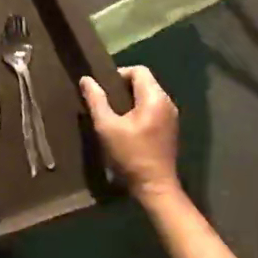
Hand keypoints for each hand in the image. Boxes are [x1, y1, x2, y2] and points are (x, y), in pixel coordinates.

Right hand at [80, 66, 179, 198]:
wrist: (154, 186)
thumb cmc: (130, 155)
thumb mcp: (107, 126)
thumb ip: (96, 100)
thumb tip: (86, 80)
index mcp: (154, 98)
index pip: (139, 70)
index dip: (119, 74)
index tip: (104, 90)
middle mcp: (167, 102)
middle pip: (145, 81)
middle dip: (124, 87)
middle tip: (106, 102)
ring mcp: (171, 116)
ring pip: (149, 95)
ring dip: (131, 100)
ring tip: (114, 114)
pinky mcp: (170, 128)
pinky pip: (153, 108)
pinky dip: (139, 110)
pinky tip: (127, 126)